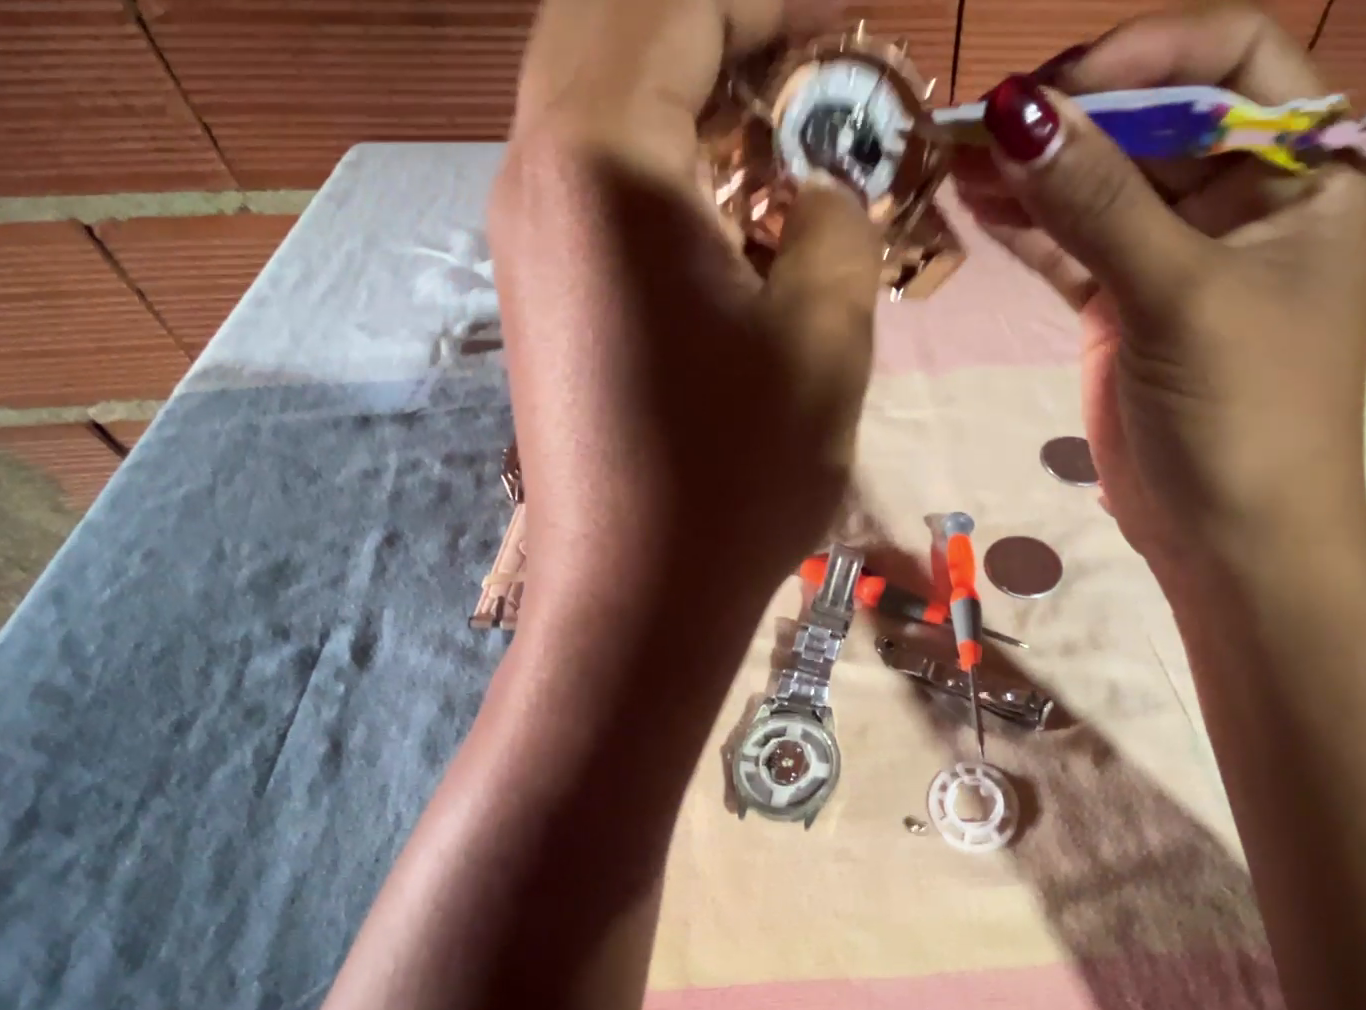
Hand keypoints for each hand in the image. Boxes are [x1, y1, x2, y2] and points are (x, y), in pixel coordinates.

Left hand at [487, 0, 880, 606]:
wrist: (638, 595)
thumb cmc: (738, 473)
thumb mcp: (828, 335)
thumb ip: (838, 221)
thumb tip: (822, 191)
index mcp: (607, 159)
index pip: (673, 4)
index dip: (766, 3)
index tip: (842, 35)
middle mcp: (538, 170)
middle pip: (608, 22)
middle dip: (713, 24)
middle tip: (803, 72)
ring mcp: (522, 229)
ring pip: (588, 89)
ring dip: (680, 81)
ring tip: (772, 129)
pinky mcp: (535, 282)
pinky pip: (584, 163)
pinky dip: (653, 143)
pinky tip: (723, 200)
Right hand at [952, 6, 1365, 574]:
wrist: (1234, 545)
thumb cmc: (1244, 415)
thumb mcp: (1179, 296)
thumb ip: (1098, 202)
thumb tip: (1013, 111)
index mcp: (1302, 176)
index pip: (1236, 59)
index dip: (1153, 48)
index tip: (1066, 81)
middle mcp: (1242, 201)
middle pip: (1152, 119)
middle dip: (1069, 115)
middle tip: (983, 120)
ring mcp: (1177, 256)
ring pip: (1100, 185)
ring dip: (1034, 169)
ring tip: (955, 155)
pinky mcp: (1125, 306)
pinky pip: (1072, 244)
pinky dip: (1027, 224)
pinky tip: (973, 201)